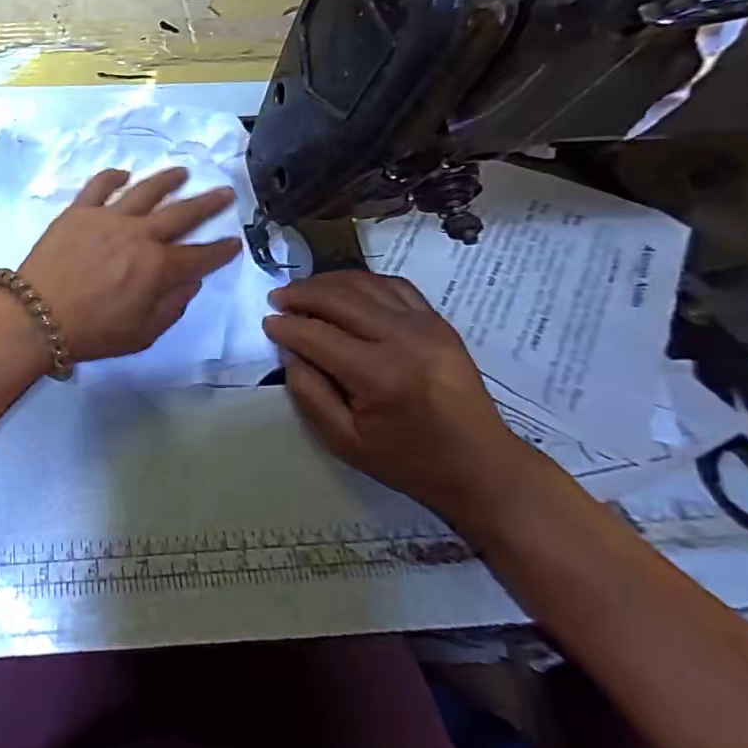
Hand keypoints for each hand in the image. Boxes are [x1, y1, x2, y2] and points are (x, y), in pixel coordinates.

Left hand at [15, 167, 241, 363]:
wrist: (35, 317)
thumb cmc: (92, 333)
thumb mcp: (143, 334)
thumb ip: (173, 306)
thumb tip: (191, 281)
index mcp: (158, 267)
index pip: (200, 256)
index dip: (221, 250)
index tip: (234, 242)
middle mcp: (139, 235)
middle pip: (182, 213)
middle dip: (208, 203)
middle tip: (225, 192)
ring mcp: (108, 218)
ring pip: (145, 191)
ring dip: (168, 180)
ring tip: (183, 173)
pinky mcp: (79, 212)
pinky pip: (100, 186)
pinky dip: (114, 176)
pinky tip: (124, 173)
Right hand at [263, 271, 536, 518]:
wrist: (481, 465)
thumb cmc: (408, 462)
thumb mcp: (344, 441)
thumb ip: (309, 393)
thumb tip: (290, 351)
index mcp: (380, 375)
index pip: (318, 335)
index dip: (287, 326)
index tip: (267, 323)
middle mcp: (404, 339)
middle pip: (340, 299)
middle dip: (302, 294)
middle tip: (277, 298)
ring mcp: (426, 325)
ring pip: (366, 284)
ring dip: (328, 282)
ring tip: (303, 290)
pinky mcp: (439, 321)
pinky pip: (394, 286)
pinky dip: (363, 282)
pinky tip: (345, 290)